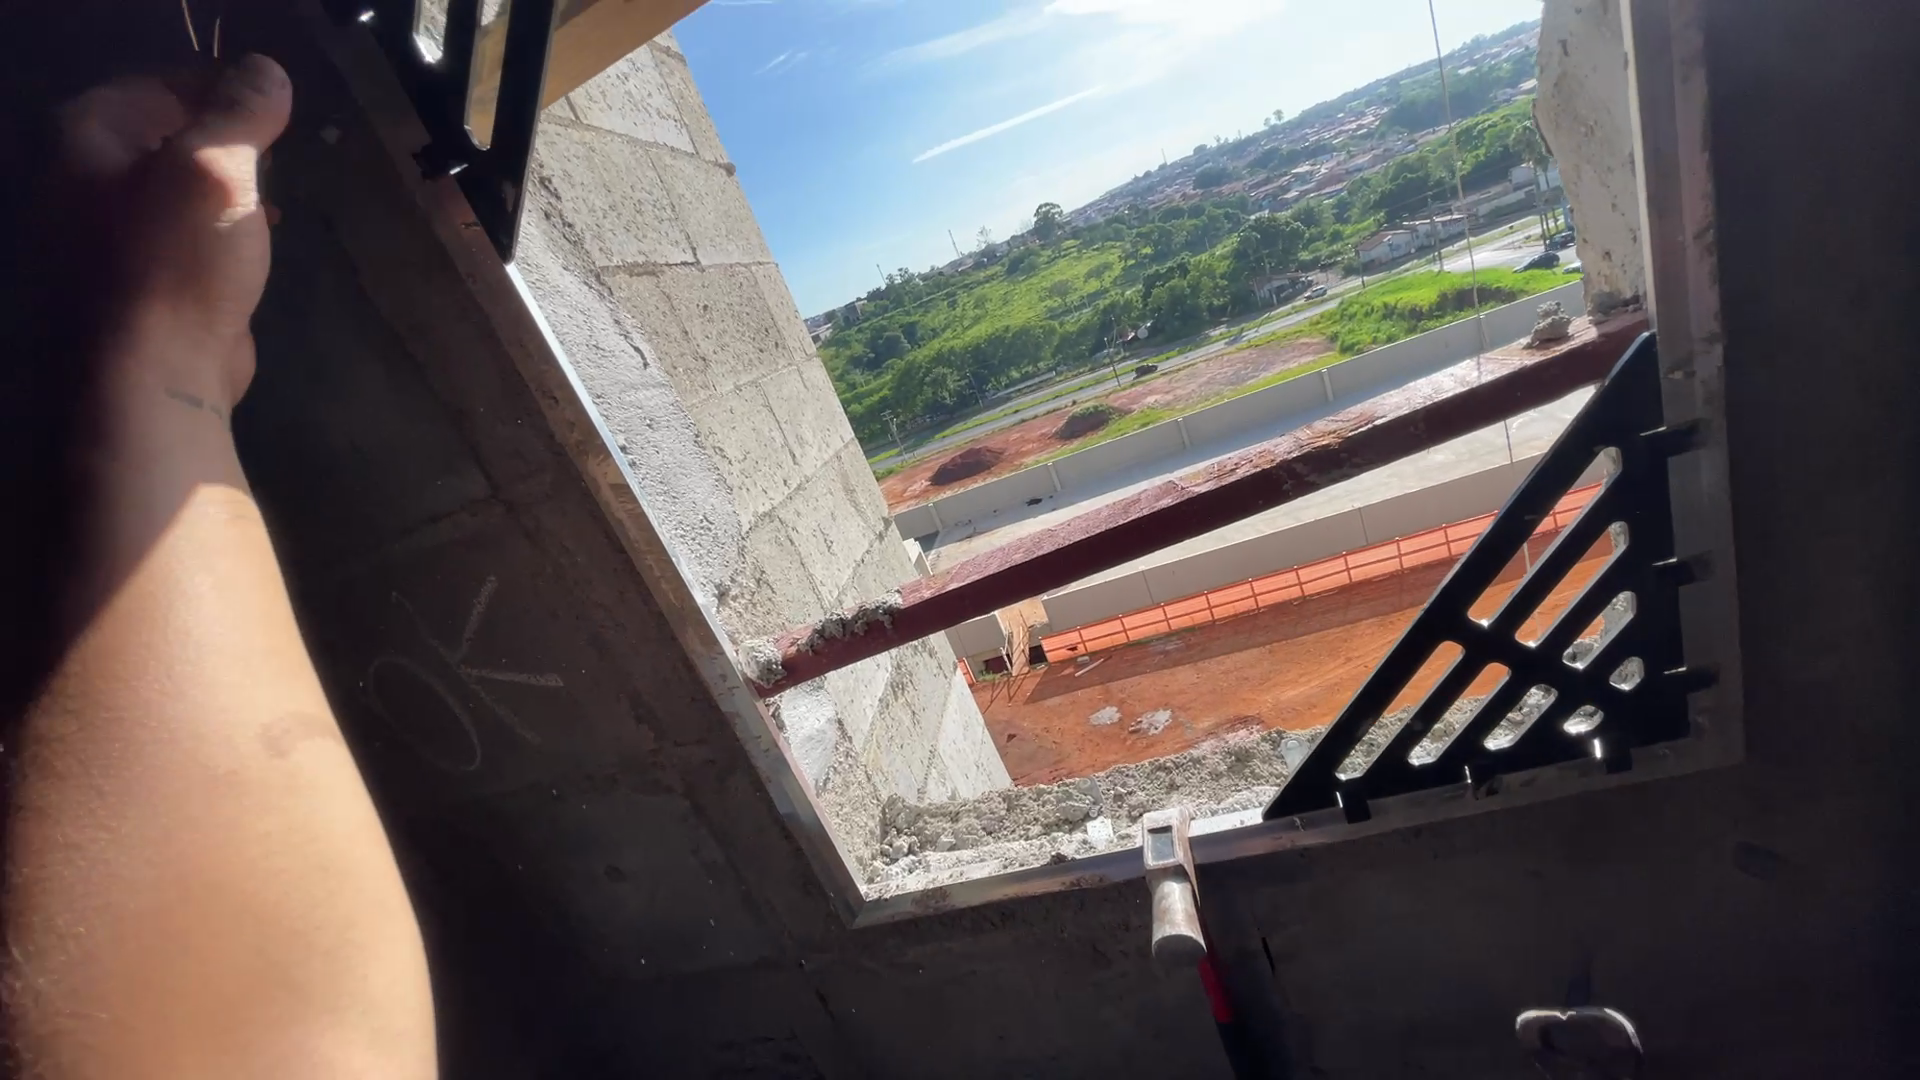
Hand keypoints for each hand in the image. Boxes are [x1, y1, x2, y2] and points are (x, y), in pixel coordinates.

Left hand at [58, 55, 291, 419]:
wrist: (154, 361)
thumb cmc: (180, 260)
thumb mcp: (217, 175)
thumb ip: (240, 118)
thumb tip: (266, 69)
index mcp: (90, 133)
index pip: (161, 83)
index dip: (222, 85)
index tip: (280, 100)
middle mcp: (86, 170)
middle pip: (166, 129)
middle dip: (227, 133)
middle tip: (284, 145)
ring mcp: (110, 224)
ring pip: (177, 179)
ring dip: (229, 180)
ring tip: (277, 190)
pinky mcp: (143, 270)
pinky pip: (185, 223)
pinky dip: (223, 220)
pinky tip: (256, 237)